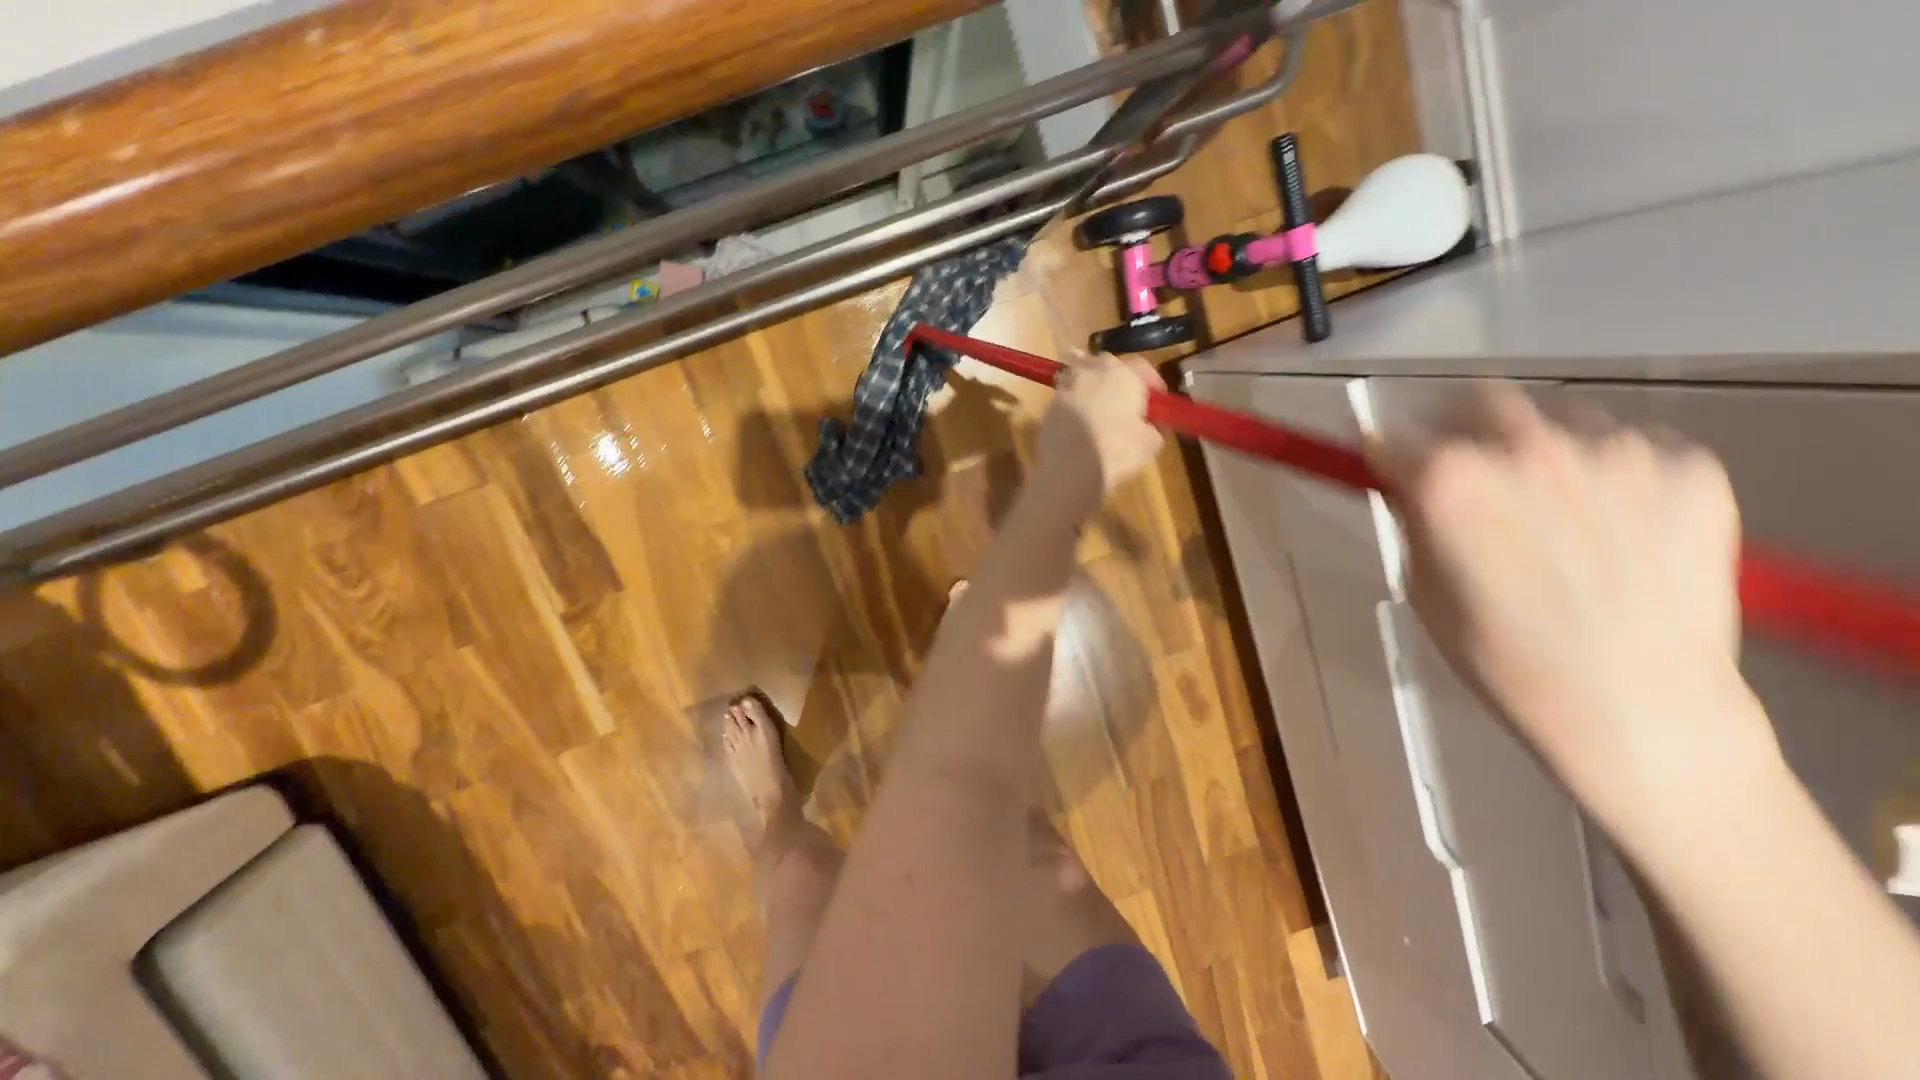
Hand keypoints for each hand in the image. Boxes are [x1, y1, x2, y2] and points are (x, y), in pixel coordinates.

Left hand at [1036, 353, 1164, 507]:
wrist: (1070, 470)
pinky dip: (1074, 406)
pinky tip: (1079, 425)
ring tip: (1098, 410)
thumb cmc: (1118, 451)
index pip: (1142, 367)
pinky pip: (1066, 398)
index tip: (1157, 402)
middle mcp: (1093, 372)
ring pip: (1081, 377)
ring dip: (1091, 387)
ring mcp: (1066, 387)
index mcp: (1123, 374)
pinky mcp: (1049, 406)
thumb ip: (1153, 426)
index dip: (1152, 384)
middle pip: (1108, 364)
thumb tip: (1149, 425)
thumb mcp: (1151, 443)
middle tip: (1125, 401)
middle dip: (1117, 378)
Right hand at [1374, 386, 1772, 811]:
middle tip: (1472, 475)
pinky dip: (1615, 477)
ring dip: (1544, 451)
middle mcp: (1531, 445)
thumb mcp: (1427, 592)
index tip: (1391, 469)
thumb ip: (1418, 523)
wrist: (1640, 709)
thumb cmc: (1507, 662)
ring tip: (1558, 513)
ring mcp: (1620, 449)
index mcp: (1453, 479)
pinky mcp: (1689, 465)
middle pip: (1481, 403)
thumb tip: (1413, 485)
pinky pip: (1635, 449)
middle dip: (1462, 430)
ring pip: (1563, 422)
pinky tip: (1618, 532)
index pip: (1396, 437)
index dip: (1388, 456)